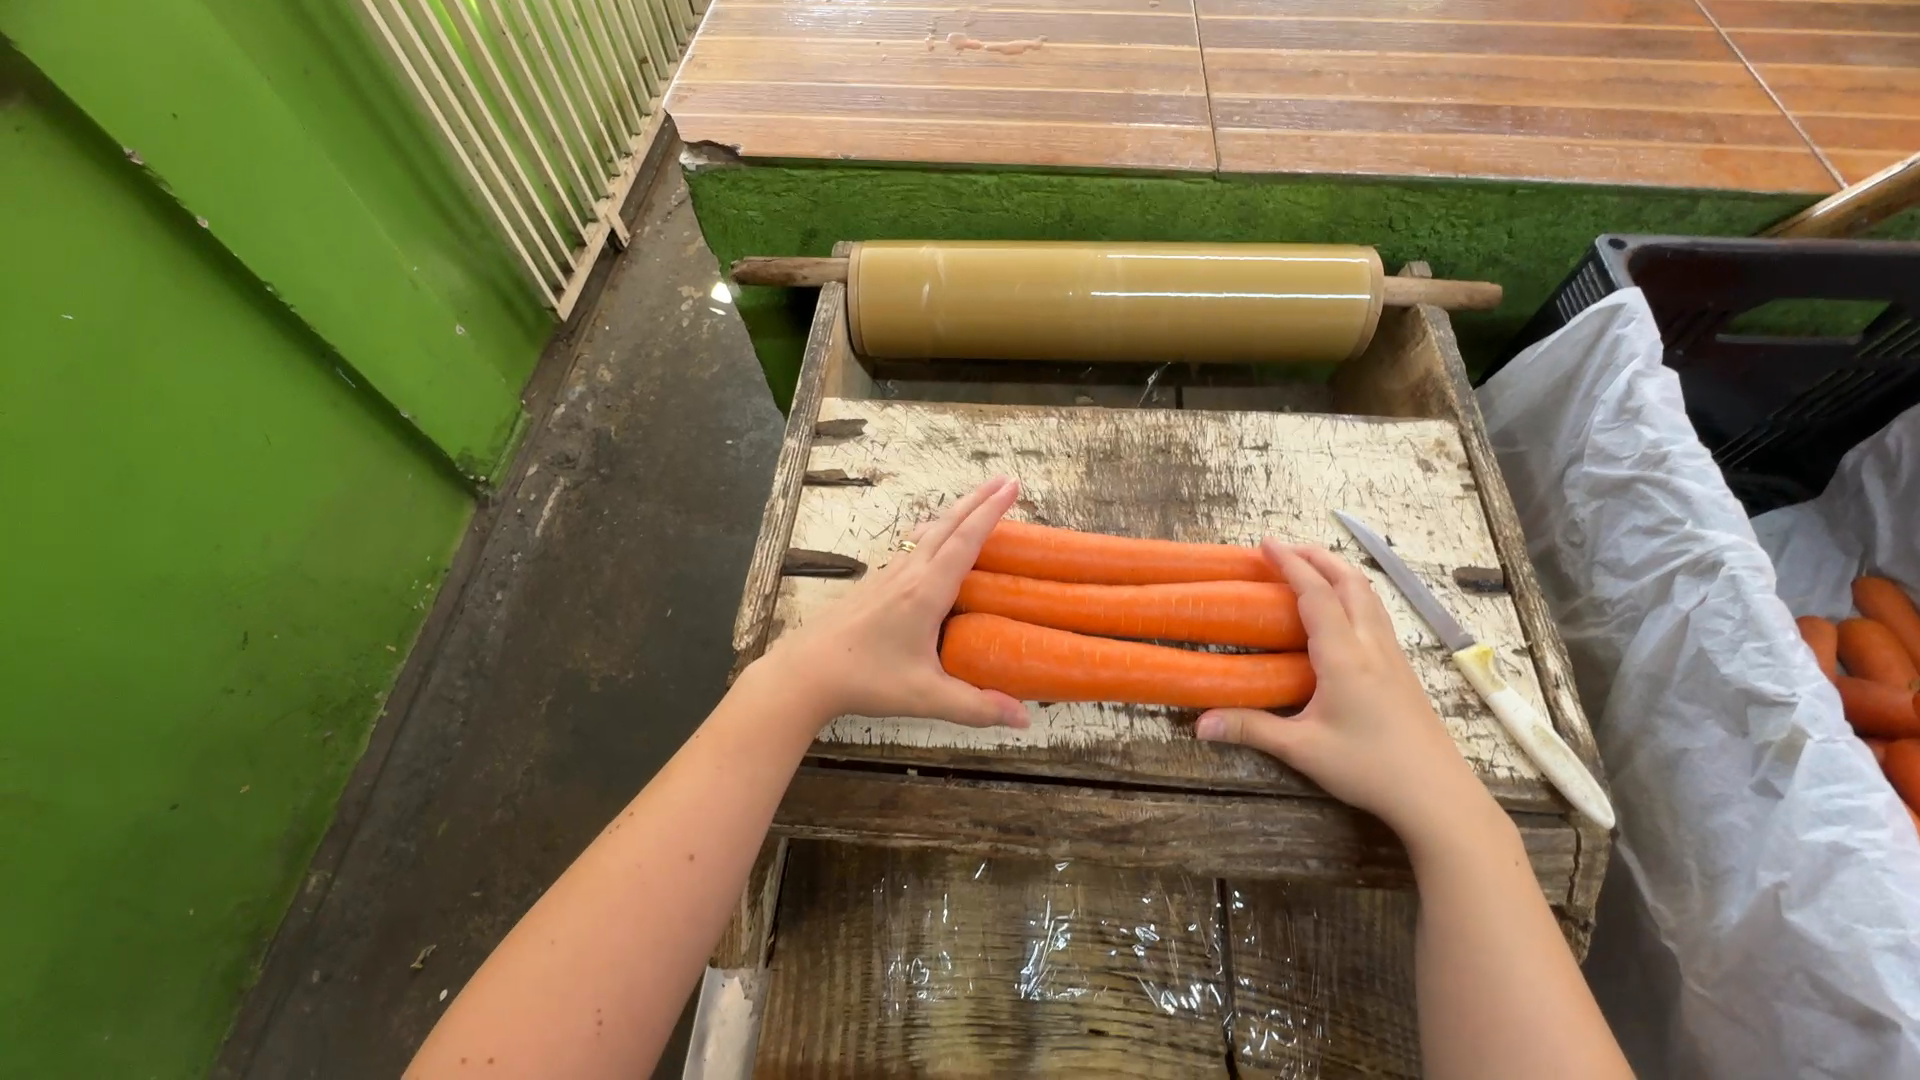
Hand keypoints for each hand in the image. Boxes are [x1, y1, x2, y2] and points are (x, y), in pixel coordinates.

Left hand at [753, 477, 1028, 731]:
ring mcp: (887, 576)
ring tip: (977, 502)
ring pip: (928, 532)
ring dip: (956, 513)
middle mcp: (907, 574)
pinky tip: (930, 539)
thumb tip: (1023, 719)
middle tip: (1005, 480)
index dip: (992, 512)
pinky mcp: (874, 585)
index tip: (1012, 487)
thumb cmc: (866, 681)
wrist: (805, 672)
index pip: (965, 540)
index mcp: (925, 591)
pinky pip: (911, 547)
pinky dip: (933, 533)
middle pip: (948, 525)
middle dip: (979, 499)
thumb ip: (976, 707)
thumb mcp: (926, 697)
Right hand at [1195, 541, 1492, 842]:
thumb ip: (1251, 729)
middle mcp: (1371, 646)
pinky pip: (1377, 615)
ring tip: (1313, 568)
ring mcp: (1393, 657)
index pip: (1316, 594)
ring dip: (1339, 573)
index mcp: (1344, 656)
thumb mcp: (1302, 749)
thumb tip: (1200, 723)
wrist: (1438, 795)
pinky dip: (1355, 595)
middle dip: (1318, 557)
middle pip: (1350, 583)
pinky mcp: (1404, 671)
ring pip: (1370, 596)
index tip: (1266, 543)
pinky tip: (1344, 613)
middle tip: (1286, 548)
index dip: (1290, 564)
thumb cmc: (1369, 768)